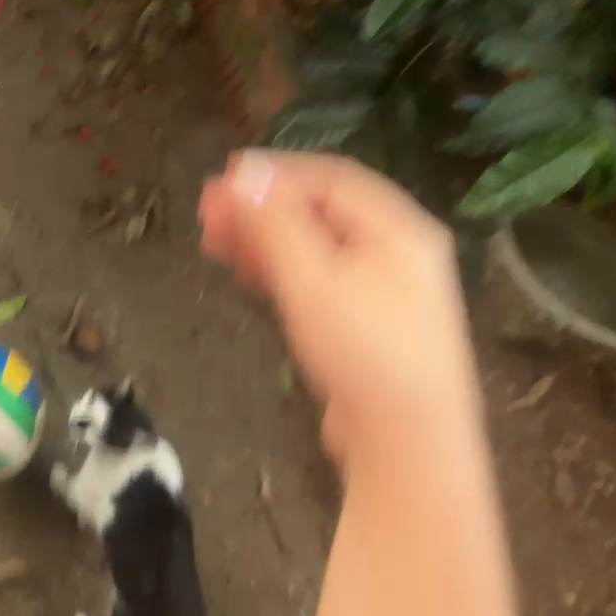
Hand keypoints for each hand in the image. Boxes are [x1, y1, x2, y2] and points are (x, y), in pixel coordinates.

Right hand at [199, 150, 479, 465]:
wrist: (406, 443)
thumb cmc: (362, 352)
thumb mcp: (310, 279)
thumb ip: (273, 222)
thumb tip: (240, 173)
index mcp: (397, 229)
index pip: (328, 178)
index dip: (272, 173)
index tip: (221, 180)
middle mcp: (395, 248)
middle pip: (318, 208)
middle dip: (260, 206)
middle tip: (208, 214)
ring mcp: (381, 285)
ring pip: (312, 241)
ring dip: (262, 235)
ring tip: (214, 242)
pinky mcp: (363, 317)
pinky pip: (315, 273)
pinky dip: (277, 265)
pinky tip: (245, 271)